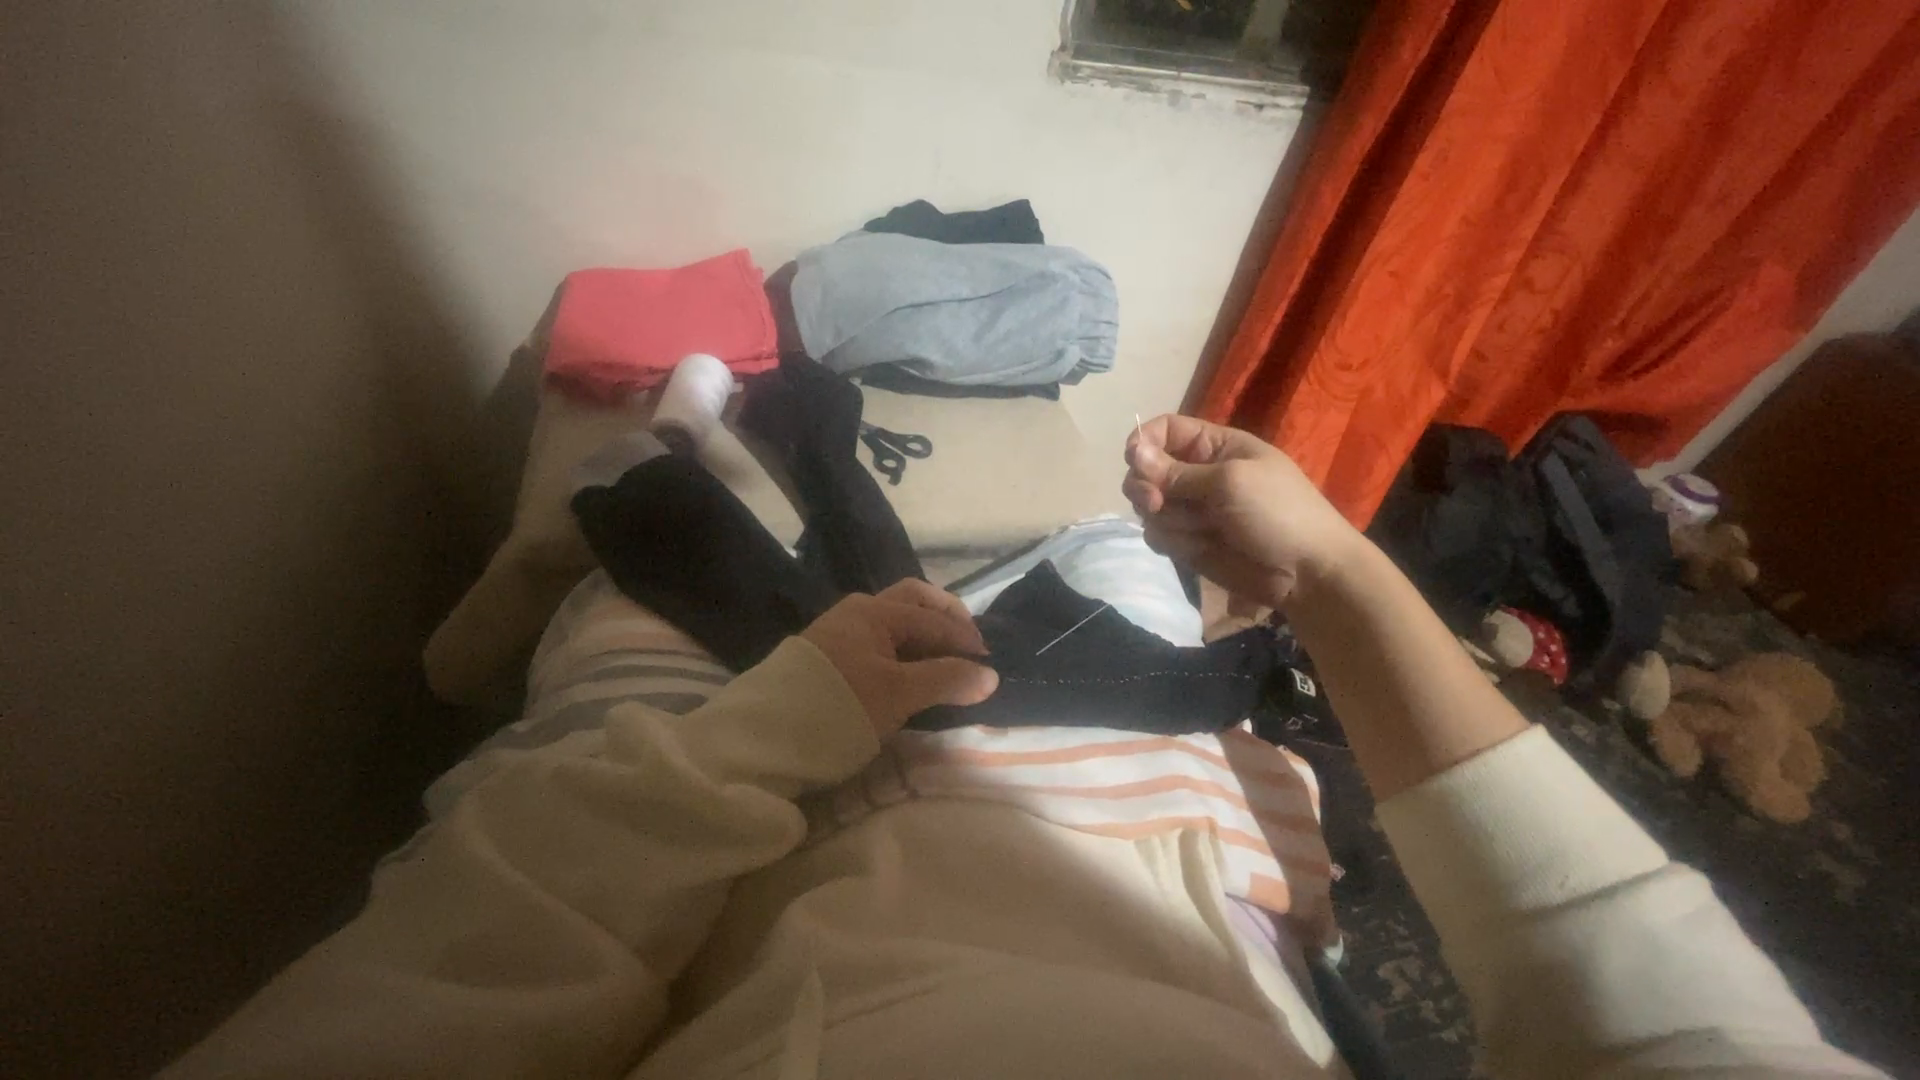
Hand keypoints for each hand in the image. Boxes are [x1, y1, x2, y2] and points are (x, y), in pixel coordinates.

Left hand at [801, 579, 998, 737]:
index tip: (989, 667)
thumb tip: (990, 676)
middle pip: (911, 604)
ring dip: (921, 638)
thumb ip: (946, 680)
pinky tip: (907, 676)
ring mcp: (838, 634)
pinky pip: (876, 644)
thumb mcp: (899, 694)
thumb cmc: (841, 706)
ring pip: (891, 625)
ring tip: (942, 665)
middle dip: (942, 621)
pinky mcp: (826, 659)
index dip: (965, 640)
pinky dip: (901, 653)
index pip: (933, 619)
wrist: (765, 738)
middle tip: (968, 646)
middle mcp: (856, 613)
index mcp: (875, 612)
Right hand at [1122, 414, 1363, 610]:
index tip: (1133, 460)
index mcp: (1214, 447)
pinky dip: (1171, 541)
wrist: (1305, 572)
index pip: (1165, 431)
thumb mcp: (1230, 481)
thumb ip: (1177, 471)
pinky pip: (1158, 535)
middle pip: (1147, 469)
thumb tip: (1133, 452)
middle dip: (1145, 485)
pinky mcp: (1188, 542)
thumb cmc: (1278, 513)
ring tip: (1197, 530)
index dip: (1144, 441)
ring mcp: (1192, 510)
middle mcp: (1198, 474)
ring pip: (1148, 506)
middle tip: (1155, 503)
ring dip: (1165, 518)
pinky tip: (1196, 547)